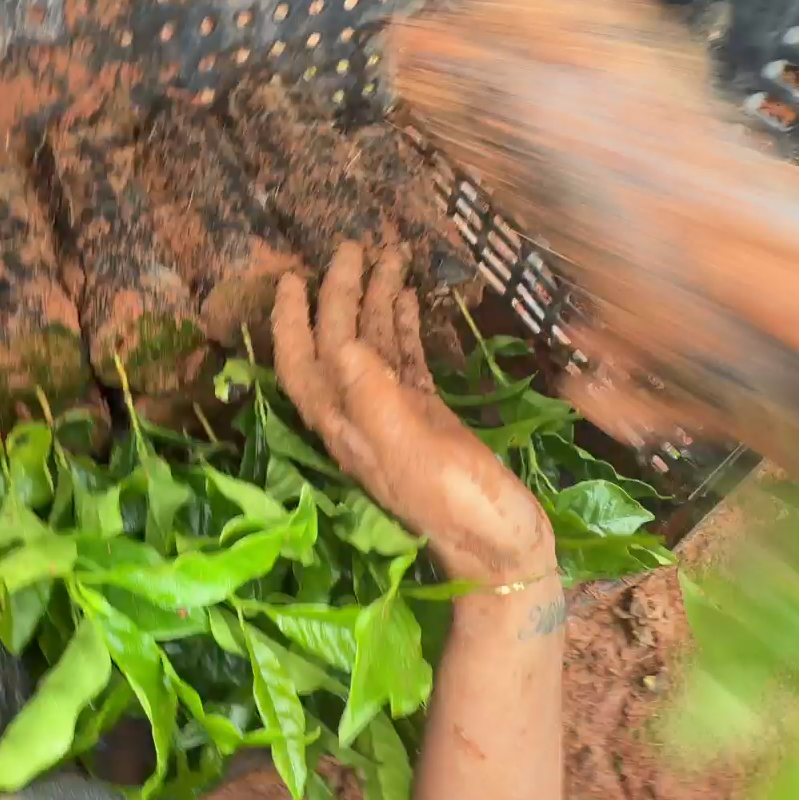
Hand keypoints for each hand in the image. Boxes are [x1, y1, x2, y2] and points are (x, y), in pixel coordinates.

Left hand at [271, 242, 552, 583]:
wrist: (506, 552)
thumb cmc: (462, 508)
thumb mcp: (416, 453)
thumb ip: (377, 400)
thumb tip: (341, 344)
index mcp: (346, 425)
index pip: (303, 363)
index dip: (292, 320)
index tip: (293, 275)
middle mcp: (361, 416)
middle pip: (340, 342)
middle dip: (341, 293)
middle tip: (353, 246)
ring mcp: (394, 415)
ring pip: (374, 346)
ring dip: (377, 300)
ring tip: (389, 257)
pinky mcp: (426, 417)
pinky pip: (405, 361)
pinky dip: (402, 327)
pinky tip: (406, 299)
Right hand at [565, 164, 798, 764]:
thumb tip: (696, 242)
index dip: (728, 199)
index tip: (645, 197)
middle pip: (753, 276)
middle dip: (671, 284)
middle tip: (599, 289)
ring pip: (727, 341)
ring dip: (653, 346)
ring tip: (587, 350)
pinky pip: (725, 401)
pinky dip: (666, 401)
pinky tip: (610, 403)